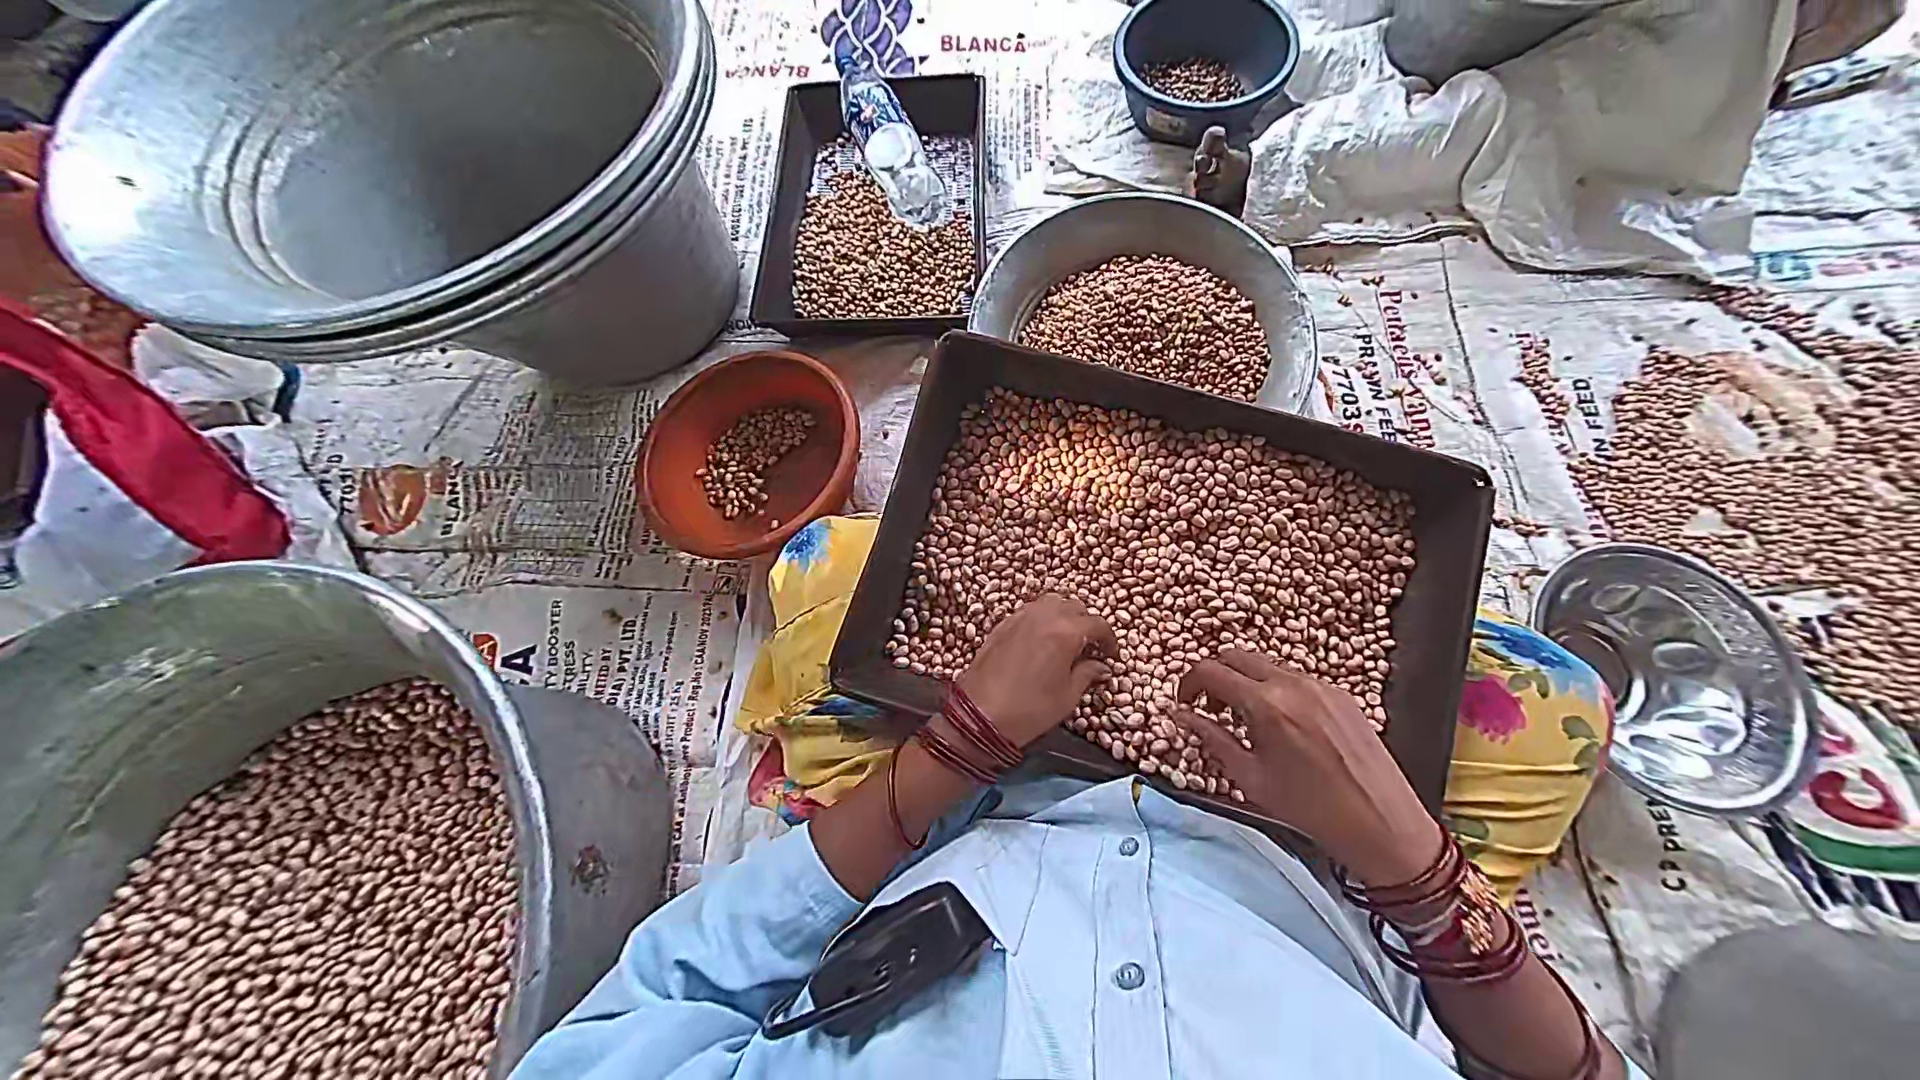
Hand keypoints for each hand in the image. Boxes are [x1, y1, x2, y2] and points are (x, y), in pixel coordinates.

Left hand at [955, 594, 1116, 747]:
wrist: (979, 714)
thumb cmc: (1030, 709)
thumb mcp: (1068, 695)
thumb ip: (1087, 673)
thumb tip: (1100, 666)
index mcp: (1066, 631)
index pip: (1097, 624)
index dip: (1109, 639)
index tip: (1111, 655)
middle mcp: (1043, 616)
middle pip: (1074, 607)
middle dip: (1086, 624)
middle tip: (1091, 647)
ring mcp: (1020, 617)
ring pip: (1050, 603)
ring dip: (1064, 616)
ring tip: (1067, 640)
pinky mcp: (1002, 625)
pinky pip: (1030, 612)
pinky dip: (1042, 619)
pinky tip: (1042, 640)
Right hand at [1176, 650, 1443, 886]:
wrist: (1382, 825)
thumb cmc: (1312, 809)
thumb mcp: (1248, 776)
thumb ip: (1210, 738)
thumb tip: (1181, 716)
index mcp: (1265, 704)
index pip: (1209, 671)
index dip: (1188, 683)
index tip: (1185, 702)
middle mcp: (1292, 684)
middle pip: (1234, 656)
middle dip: (1214, 677)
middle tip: (1209, 706)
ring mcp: (1320, 686)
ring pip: (1264, 664)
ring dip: (1244, 681)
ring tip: (1244, 719)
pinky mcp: (1341, 694)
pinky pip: (1294, 678)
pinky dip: (1274, 689)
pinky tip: (1278, 723)